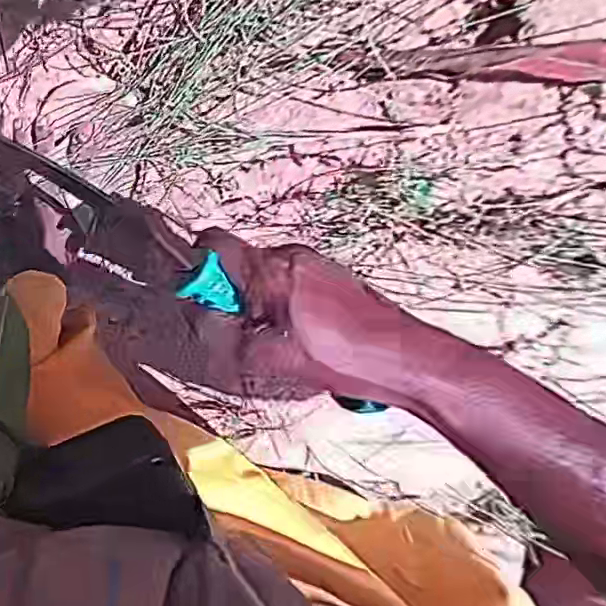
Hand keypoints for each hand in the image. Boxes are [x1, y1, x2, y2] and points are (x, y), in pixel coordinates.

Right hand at [190, 228, 450, 408]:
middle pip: (236, 261)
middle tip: (243, 325)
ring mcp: (317, 263)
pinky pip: (291, 279)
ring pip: (264, 272)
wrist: (409, 362)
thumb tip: (195, 311)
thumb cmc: (339, 357)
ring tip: (278, 333)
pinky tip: (302, 331)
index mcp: (267, 268)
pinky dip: (284, 301)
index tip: (204, 296)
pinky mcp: (335, 275)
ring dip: (259, 298)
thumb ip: (214, 328)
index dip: (196, 269)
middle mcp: (291, 256)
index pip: (210, 243)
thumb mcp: (255, 354)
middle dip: (230, 291)